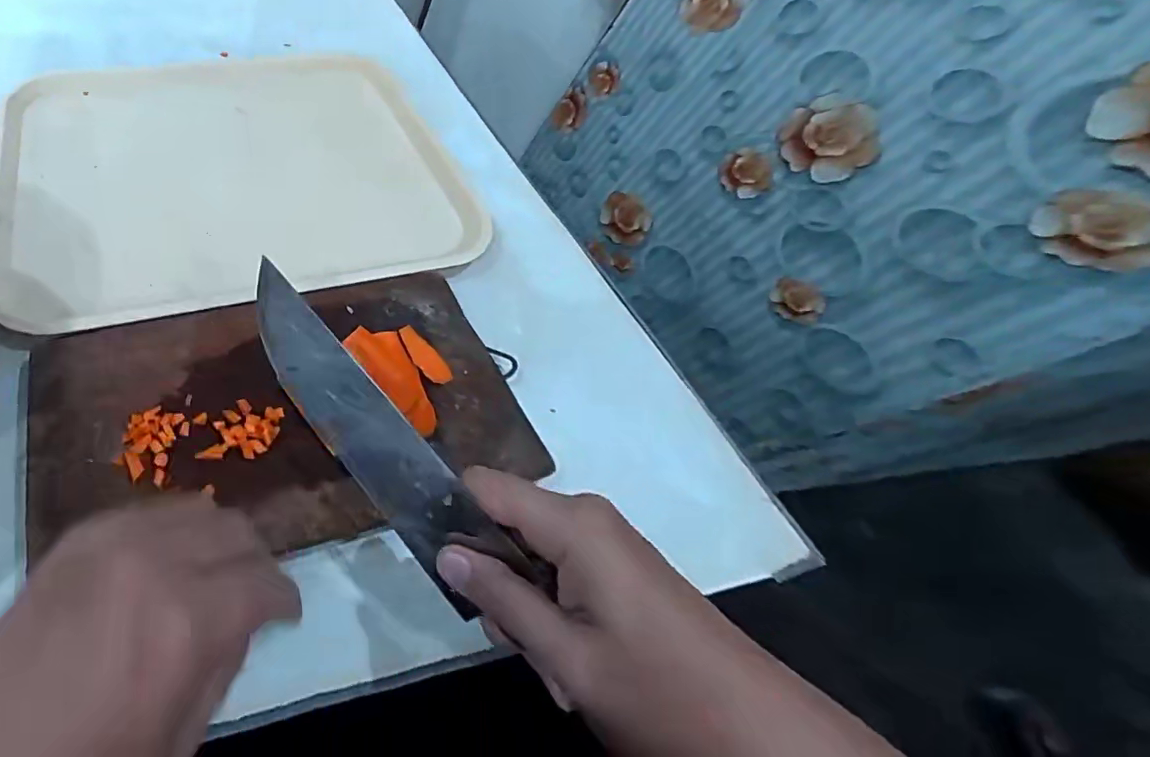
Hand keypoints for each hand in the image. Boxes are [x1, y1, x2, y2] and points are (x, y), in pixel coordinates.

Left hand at [0, 497, 299, 756]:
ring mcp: (111, 535)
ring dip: (215, 537)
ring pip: (193, 508)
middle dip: (256, 560)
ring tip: (211, 572)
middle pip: (234, 530)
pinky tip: (162, 561)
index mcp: (185, 621)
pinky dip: (171, 529)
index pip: (263, 582)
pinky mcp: (79, 531)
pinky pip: (146, 510)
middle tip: (254, 592)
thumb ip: (220, 670)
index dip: (285, 597)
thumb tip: (242, 620)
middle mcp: (154, 559)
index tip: (287, 612)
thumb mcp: (175, 740)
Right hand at [436, 468, 899, 756]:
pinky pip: (560, 571)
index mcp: (573, 522)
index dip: (450, 512)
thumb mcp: (568, 656)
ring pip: (528, 555)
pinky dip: (554, 613)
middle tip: (517, 641)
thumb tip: (444, 553)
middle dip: (496, 580)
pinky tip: (575, 664)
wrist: (776, 744)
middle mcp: (587, 518)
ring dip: (526, 607)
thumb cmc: (664, 693)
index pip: (481, 484)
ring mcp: (607, 543)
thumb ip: (500, 597)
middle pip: (503, 523)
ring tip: (556, 667)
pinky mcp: (620, 568)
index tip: (437, 560)